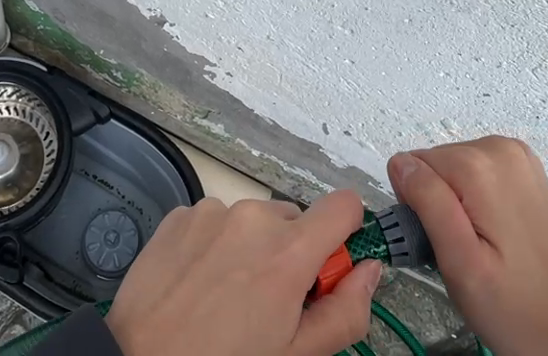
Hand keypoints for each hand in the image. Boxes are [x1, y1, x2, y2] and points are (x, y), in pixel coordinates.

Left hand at [104, 191, 382, 355]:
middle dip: (293, 253)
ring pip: (253, 221)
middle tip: (271, 302)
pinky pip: (214, 221)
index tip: (331, 266)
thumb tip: (369, 270)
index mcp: (288, 251)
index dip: (346, 234)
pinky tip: (199, 283)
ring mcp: (211, 211)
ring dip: (251, 248)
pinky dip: (215, 244)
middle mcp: (251, 217)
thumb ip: (345, 311)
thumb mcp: (297, 355)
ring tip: (228, 295)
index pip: (344, 205)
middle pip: (295, 220)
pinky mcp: (179, 214)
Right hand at [389, 138, 547, 355]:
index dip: (418, 206)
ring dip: (455, 202)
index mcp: (480, 166)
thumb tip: (401, 164)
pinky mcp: (524, 169)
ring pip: (451, 167)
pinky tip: (493, 229)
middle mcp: (500, 149)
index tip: (441, 240)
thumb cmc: (515, 305)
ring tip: (479, 242)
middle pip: (434, 163)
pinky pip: (474, 171)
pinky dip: (474, 197)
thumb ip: (427, 203)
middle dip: (437, 203)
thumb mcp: (460, 263)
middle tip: (462, 248)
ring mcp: (516, 156)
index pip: (413, 165)